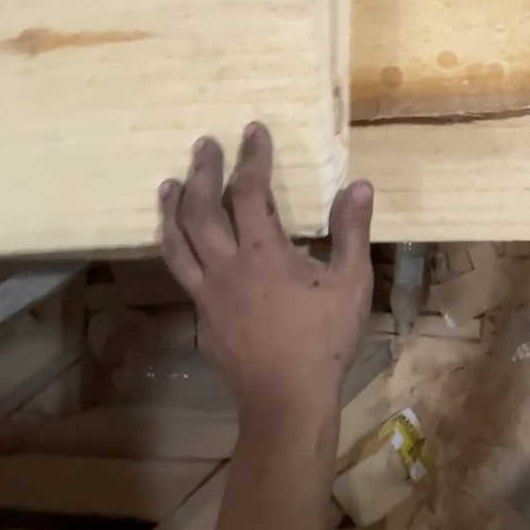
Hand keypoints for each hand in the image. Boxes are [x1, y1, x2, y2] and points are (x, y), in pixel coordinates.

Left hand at [158, 122, 374, 429]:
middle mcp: (225, 268)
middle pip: (200, 211)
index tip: (253, 129)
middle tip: (204, 144)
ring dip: (172, 208)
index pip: (250, 193)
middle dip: (202, 172)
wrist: (286, 399)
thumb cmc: (324, 338)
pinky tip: (180, 243)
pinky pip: (180, 270)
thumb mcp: (352, 281)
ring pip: (176, 242)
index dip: (252, 158)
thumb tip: (359, 185)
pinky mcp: (202, 316)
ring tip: (169, 183)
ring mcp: (207, 295)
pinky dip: (175, 245)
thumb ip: (352, 230)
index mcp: (263, 254)